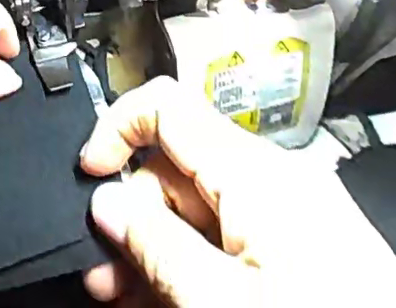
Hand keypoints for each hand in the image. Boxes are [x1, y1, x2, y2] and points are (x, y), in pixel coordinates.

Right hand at [76, 77, 395, 306]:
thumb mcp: (223, 304)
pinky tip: (160, 298)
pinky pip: (229, 247)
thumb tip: (105, 201)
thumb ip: (154, 244)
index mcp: (258, 173)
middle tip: (100, 267)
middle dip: (130, 210)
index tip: (89, 173)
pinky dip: (190, 267)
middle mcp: (275, 184)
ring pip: (198, 213)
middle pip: (177, 166)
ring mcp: (293, 226)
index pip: (167, 106)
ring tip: (118, 295)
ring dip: (151, 248)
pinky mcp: (307, 264)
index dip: (116, 128)